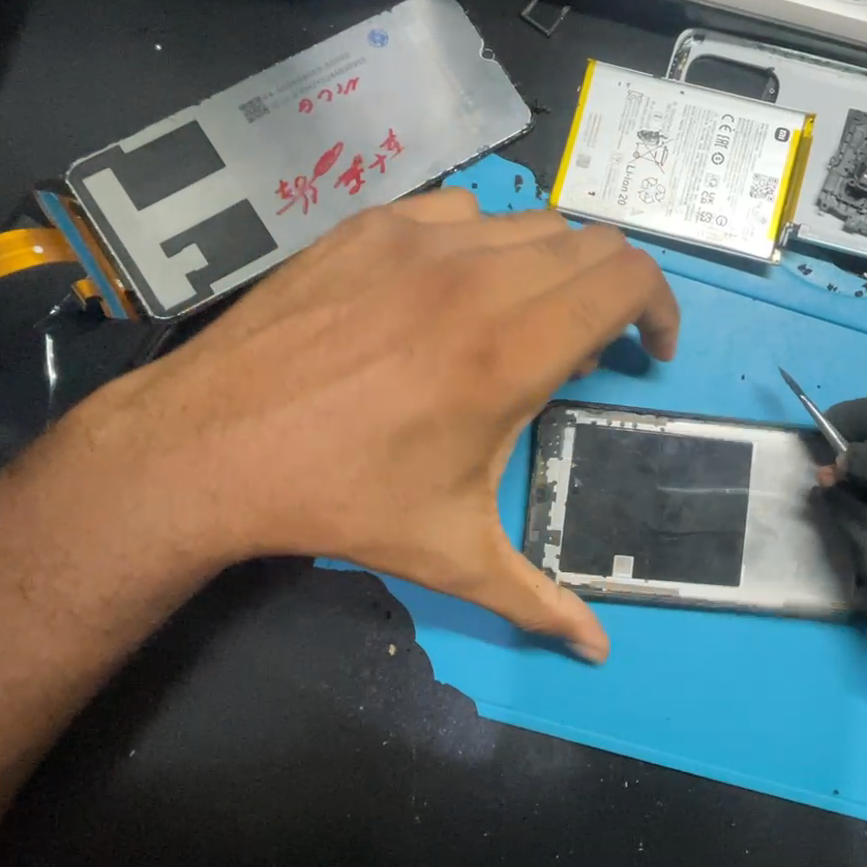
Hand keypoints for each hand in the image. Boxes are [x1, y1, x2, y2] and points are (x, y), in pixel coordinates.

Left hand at [66, 189, 678, 660]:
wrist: (206, 450)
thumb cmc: (343, 501)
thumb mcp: (453, 556)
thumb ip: (540, 600)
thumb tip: (599, 653)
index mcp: (512, 352)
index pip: (628, 282)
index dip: (661, 310)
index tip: (648, 352)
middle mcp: (478, 279)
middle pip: (596, 244)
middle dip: (615, 293)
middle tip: (590, 348)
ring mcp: (422, 241)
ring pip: (534, 225)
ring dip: (554, 270)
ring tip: (522, 323)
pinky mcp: (374, 225)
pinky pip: (466, 213)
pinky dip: (488, 246)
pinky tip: (454, 293)